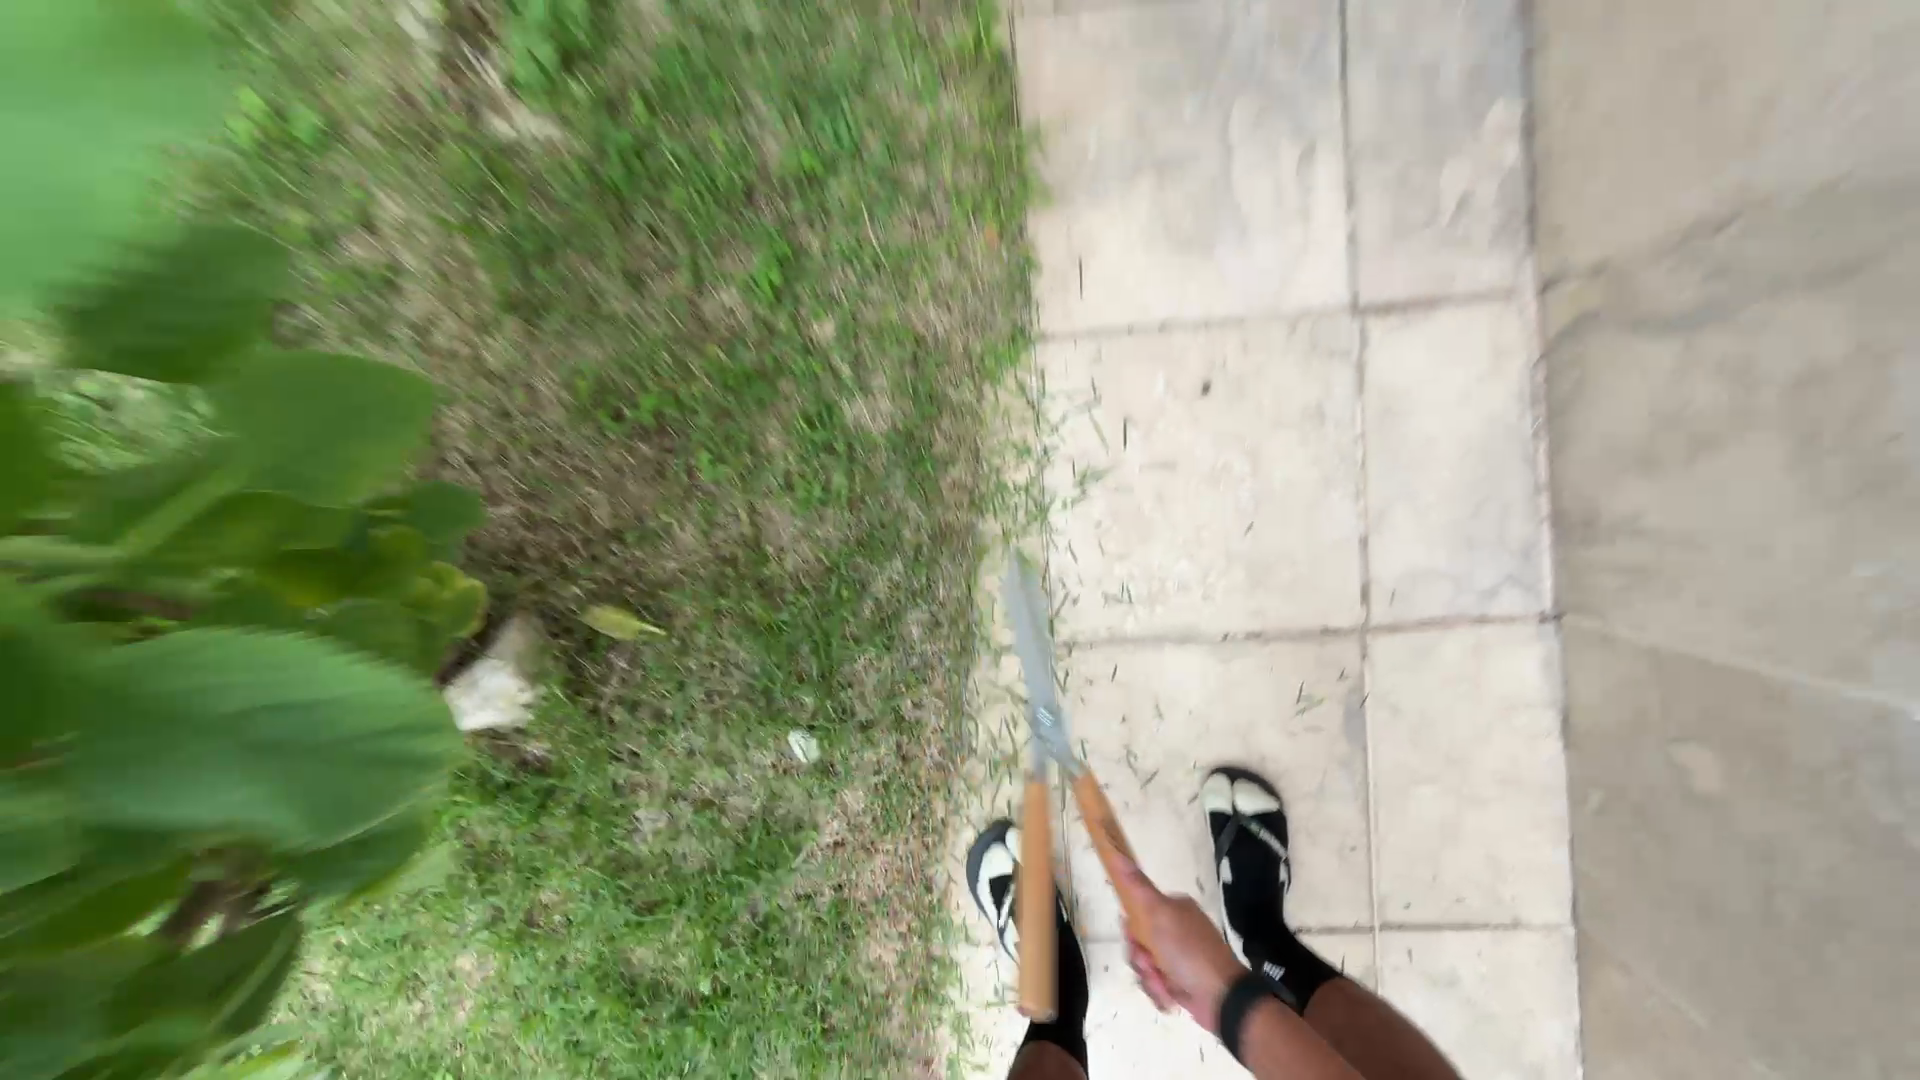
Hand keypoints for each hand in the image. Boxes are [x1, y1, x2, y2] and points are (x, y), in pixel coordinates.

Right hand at [1113, 853, 1247, 1033]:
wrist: (1222, 997)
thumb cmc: (1189, 952)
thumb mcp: (1159, 915)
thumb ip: (1137, 887)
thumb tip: (1117, 852)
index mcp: (1174, 908)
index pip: (1137, 911)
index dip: (1131, 930)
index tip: (1136, 940)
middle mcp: (1176, 929)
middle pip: (1138, 941)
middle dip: (1140, 958)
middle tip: (1151, 965)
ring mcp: (1179, 956)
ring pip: (1144, 963)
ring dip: (1149, 978)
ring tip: (1163, 986)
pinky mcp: (1180, 980)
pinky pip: (1155, 982)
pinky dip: (1159, 991)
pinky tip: (1169, 997)